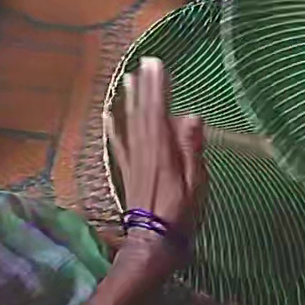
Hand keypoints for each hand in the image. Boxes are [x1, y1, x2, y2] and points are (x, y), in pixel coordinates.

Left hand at [107, 57, 206, 276]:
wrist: (153, 242)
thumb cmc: (181, 214)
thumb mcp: (196, 183)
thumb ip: (192, 149)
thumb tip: (192, 116)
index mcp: (163, 151)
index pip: (160, 111)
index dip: (158, 86)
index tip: (157, 64)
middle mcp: (145, 150)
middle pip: (143, 113)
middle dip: (144, 86)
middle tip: (144, 62)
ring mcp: (133, 161)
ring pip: (130, 124)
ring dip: (129, 101)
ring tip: (127, 79)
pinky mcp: (127, 172)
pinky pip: (118, 145)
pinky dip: (113, 128)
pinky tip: (109, 116)